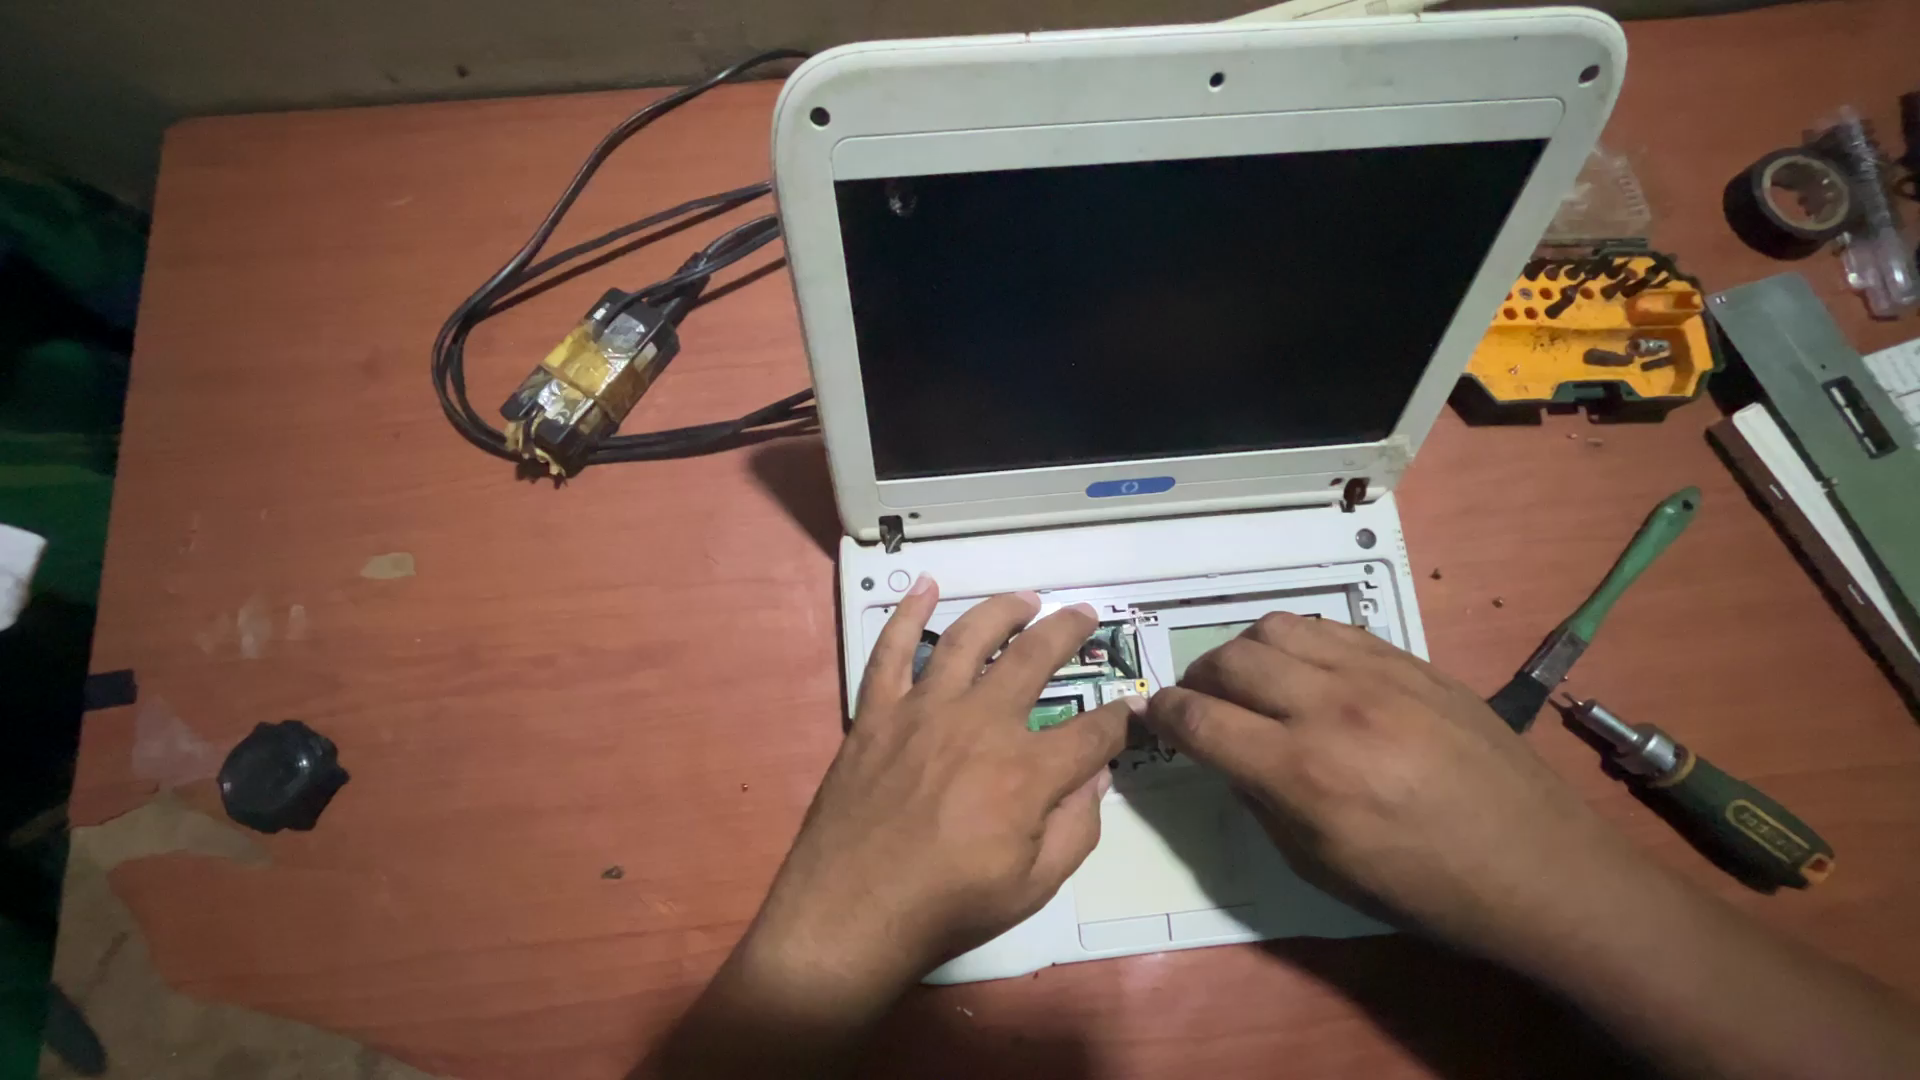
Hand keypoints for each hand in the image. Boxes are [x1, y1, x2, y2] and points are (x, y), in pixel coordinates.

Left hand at [733, 580, 1131, 1018]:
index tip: (1133, 708)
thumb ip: (1077, 828)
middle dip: (1068, 631)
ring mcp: (924, 710)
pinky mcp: (878, 711)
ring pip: (970, 638)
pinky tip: (924, 586)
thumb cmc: (946, 907)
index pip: (1093, 732)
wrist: (848, 913)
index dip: (1121, 719)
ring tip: (1025, 598)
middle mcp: (980, 723)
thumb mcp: (1034, 887)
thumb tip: (1097, 775)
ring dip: (1002, 610)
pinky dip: (908, 614)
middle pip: (1035, 658)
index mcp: (1026, 771)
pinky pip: (893, 650)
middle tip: (1083, 614)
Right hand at [1145, 612, 1647, 963]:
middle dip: (1198, 681)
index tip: (1155, 717)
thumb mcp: (1318, 864)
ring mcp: (1374, 675)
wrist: (1543, 870)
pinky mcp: (1409, 661)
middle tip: (1203, 703)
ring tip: (1253, 681)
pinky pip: (1327, 626)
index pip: (1200, 719)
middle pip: (1227, 662)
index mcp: (1304, 773)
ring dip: (1244, 653)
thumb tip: (1224, 751)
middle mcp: (1330, 710)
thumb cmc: (1422, 888)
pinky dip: (1296, 642)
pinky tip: (1305, 669)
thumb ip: (1257, 797)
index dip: (1164, 715)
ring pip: (1272, 628)